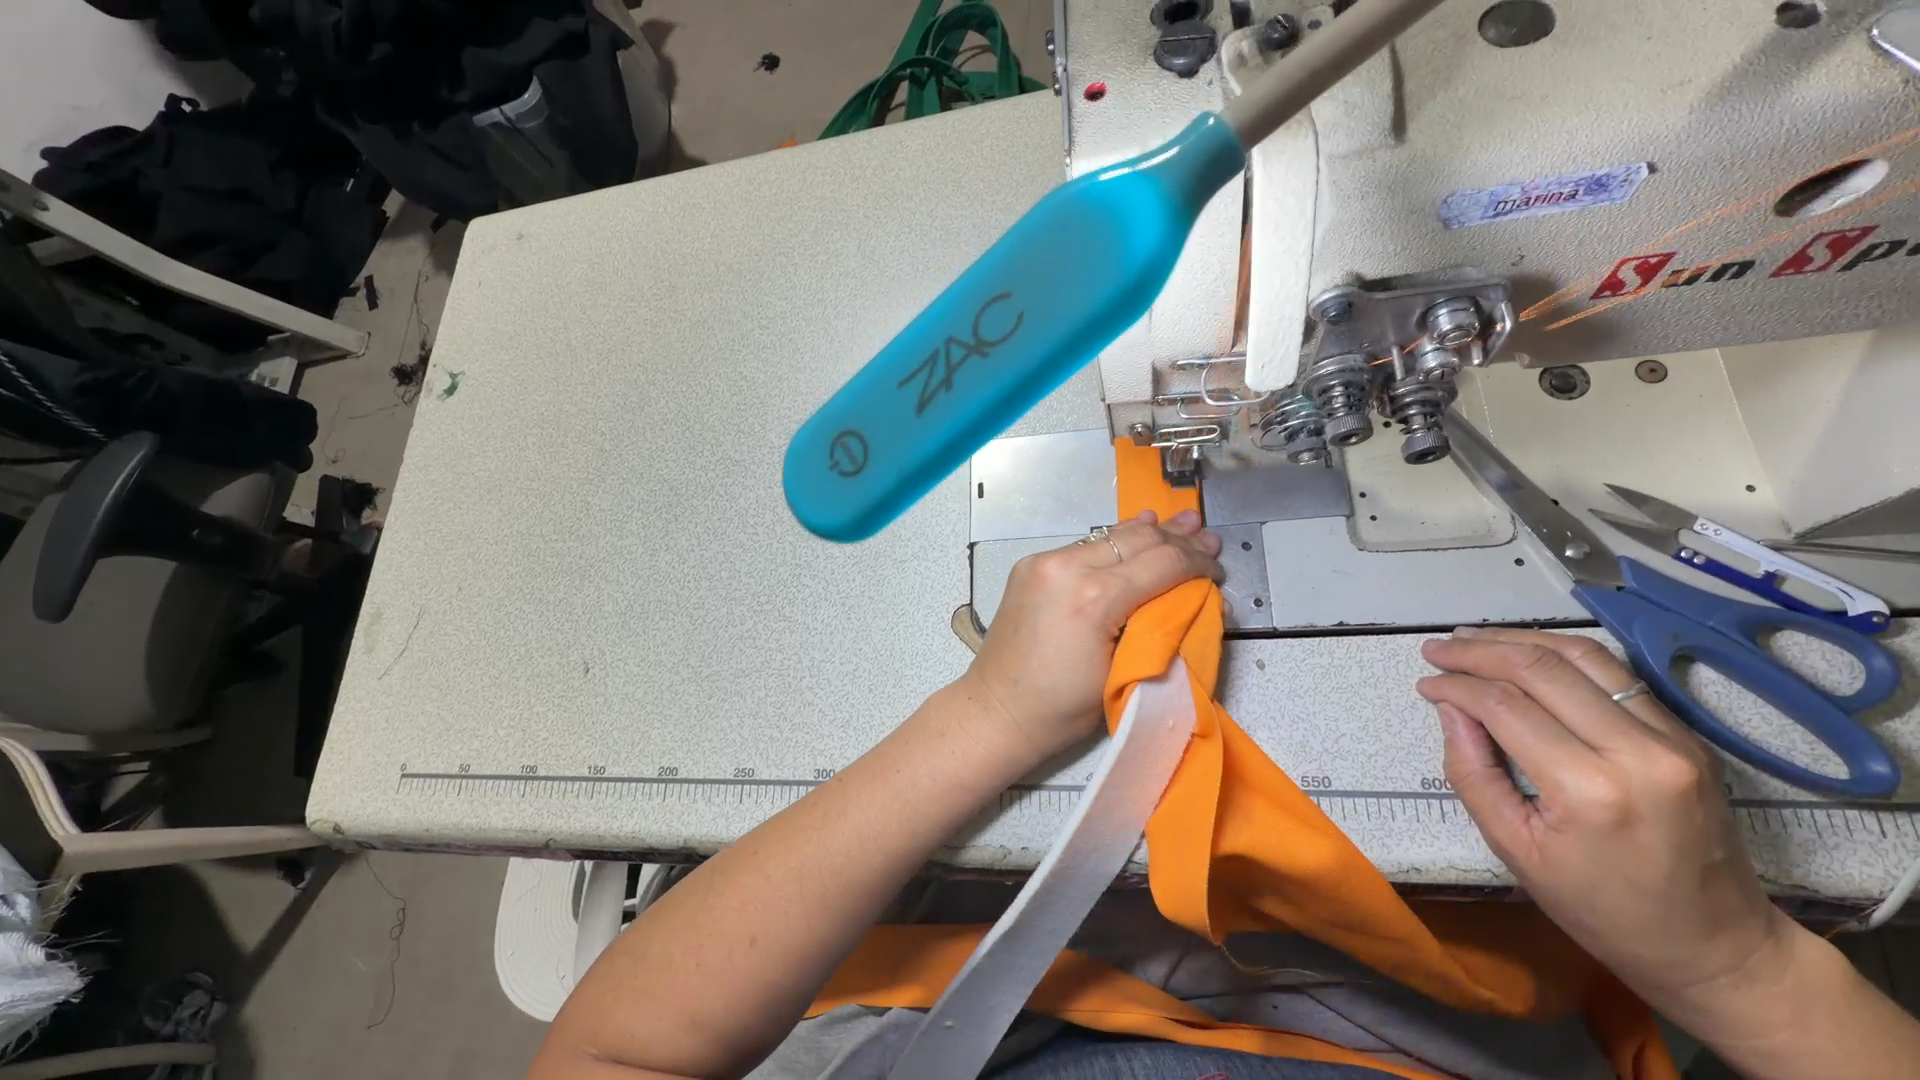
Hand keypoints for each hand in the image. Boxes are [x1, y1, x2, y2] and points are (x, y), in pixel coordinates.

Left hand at [961, 510, 1221, 767]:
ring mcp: (1045, 561)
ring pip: (1112, 535)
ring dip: (1150, 535)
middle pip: (1140, 539)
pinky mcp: (1032, 564)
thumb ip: (1162, 628)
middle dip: (1179, 542)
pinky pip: (1087, 545)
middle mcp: (1067, 566)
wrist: (997, 711)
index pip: (1163, 564)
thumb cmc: (1063, 709)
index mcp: (1094, 598)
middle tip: (1210, 543)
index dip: (1198, 565)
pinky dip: (1118, 543)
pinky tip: (1140, 532)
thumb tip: (1199, 600)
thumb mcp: (1125, 673)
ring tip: (1185, 526)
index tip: (1219, 573)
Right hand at [1417, 627, 1791, 1009]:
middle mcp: (1637, 750)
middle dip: (1480, 651)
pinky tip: (1527, 655)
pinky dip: (1562, 655)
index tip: (1425, 682)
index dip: (1456, 686)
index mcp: (1588, 789)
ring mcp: (1672, 738)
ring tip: (1474, 639)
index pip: (1505, 706)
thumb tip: (1450, 708)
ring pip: (1584, 656)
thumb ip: (1472, 772)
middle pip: (1542, 668)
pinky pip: (1615, 675)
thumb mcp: (1514, 850)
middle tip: (1438, 649)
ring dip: (1520, 640)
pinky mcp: (1687, 735)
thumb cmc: (1601, 909)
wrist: (1716, 946)